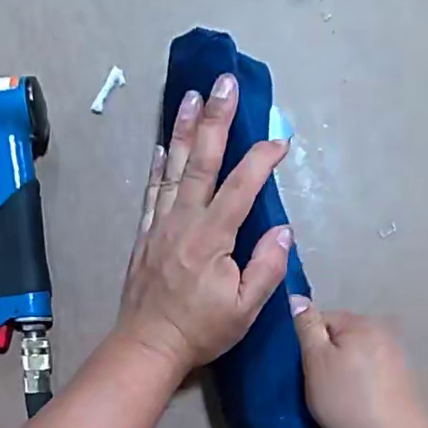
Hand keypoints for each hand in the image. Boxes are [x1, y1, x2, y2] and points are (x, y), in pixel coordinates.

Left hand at [114, 74, 291, 376]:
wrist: (147, 345)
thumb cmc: (200, 331)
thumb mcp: (245, 310)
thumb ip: (266, 268)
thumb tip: (281, 229)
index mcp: (211, 238)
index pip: (240, 186)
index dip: (261, 159)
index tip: (280, 140)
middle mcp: (183, 222)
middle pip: (200, 162)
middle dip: (214, 120)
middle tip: (222, 82)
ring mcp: (159, 225)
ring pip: (171, 169)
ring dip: (181, 131)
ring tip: (189, 97)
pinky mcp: (145, 235)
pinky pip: (151, 192)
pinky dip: (156, 167)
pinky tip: (159, 147)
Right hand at [290, 299, 427, 427]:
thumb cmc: (349, 402)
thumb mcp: (316, 362)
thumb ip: (307, 327)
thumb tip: (297, 297)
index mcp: (362, 323)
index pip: (319, 319)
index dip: (304, 342)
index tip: (300, 368)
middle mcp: (382, 332)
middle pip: (337, 337)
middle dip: (321, 356)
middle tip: (312, 384)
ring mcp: (395, 356)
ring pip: (351, 356)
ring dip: (337, 371)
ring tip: (330, 396)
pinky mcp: (400, 379)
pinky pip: (366, 372)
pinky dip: (354, 384)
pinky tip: (351, 403)